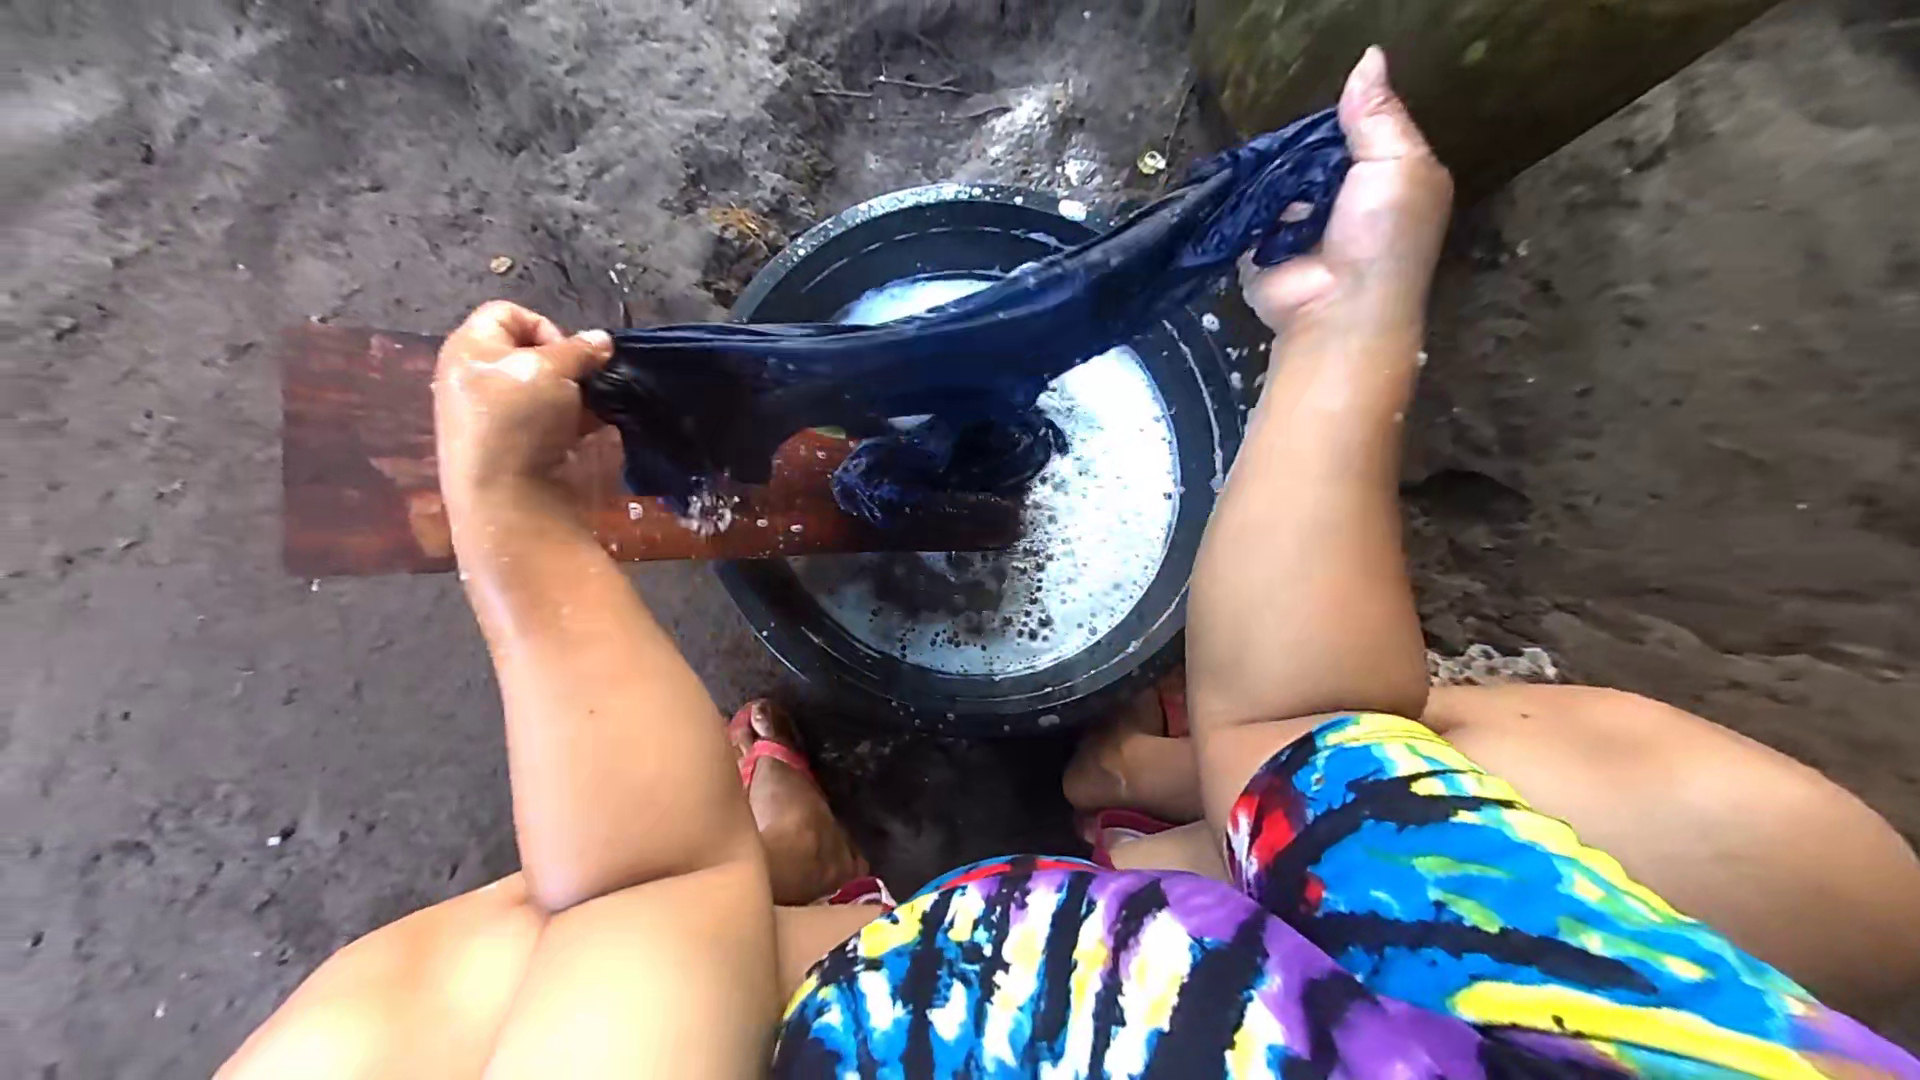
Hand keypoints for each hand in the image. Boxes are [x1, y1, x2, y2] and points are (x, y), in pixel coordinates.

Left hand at [433, 300, 612, 503]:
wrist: (510, 496)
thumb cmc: (519, 421)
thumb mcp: (551, 370)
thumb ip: (579, 350)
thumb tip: (601, 340)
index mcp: (471, 348)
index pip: (510, 313)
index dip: (546, 327)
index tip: (570, 356)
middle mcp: (481, 376)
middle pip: (534, 352)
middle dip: (569, 365)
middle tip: (585, 385)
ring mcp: (501, 413)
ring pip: (550, 388)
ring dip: (578, 395)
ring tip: (592, 411)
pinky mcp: (522, 442)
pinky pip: (554, 419)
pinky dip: (576, 421)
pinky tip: (590, 432)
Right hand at [1241, 47, 1453, 332]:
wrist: (1337, 308)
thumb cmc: (1382, 237)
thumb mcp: (1398, 163)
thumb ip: (1378, 115)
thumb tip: (1367, 57)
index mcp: (1377, 178)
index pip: (1351, 133)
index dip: (1338, 120)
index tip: (1325, 113)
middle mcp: (1332, 202)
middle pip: (1304, 158)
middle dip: (1294, 151)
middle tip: (1288, 150)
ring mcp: (1290, 228)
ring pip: (1271, 183)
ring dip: (1266, 178)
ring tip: (1265, 178)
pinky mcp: (1254, 250)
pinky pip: (1243, 215)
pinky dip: (1240, 206)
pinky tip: (1240, 199)